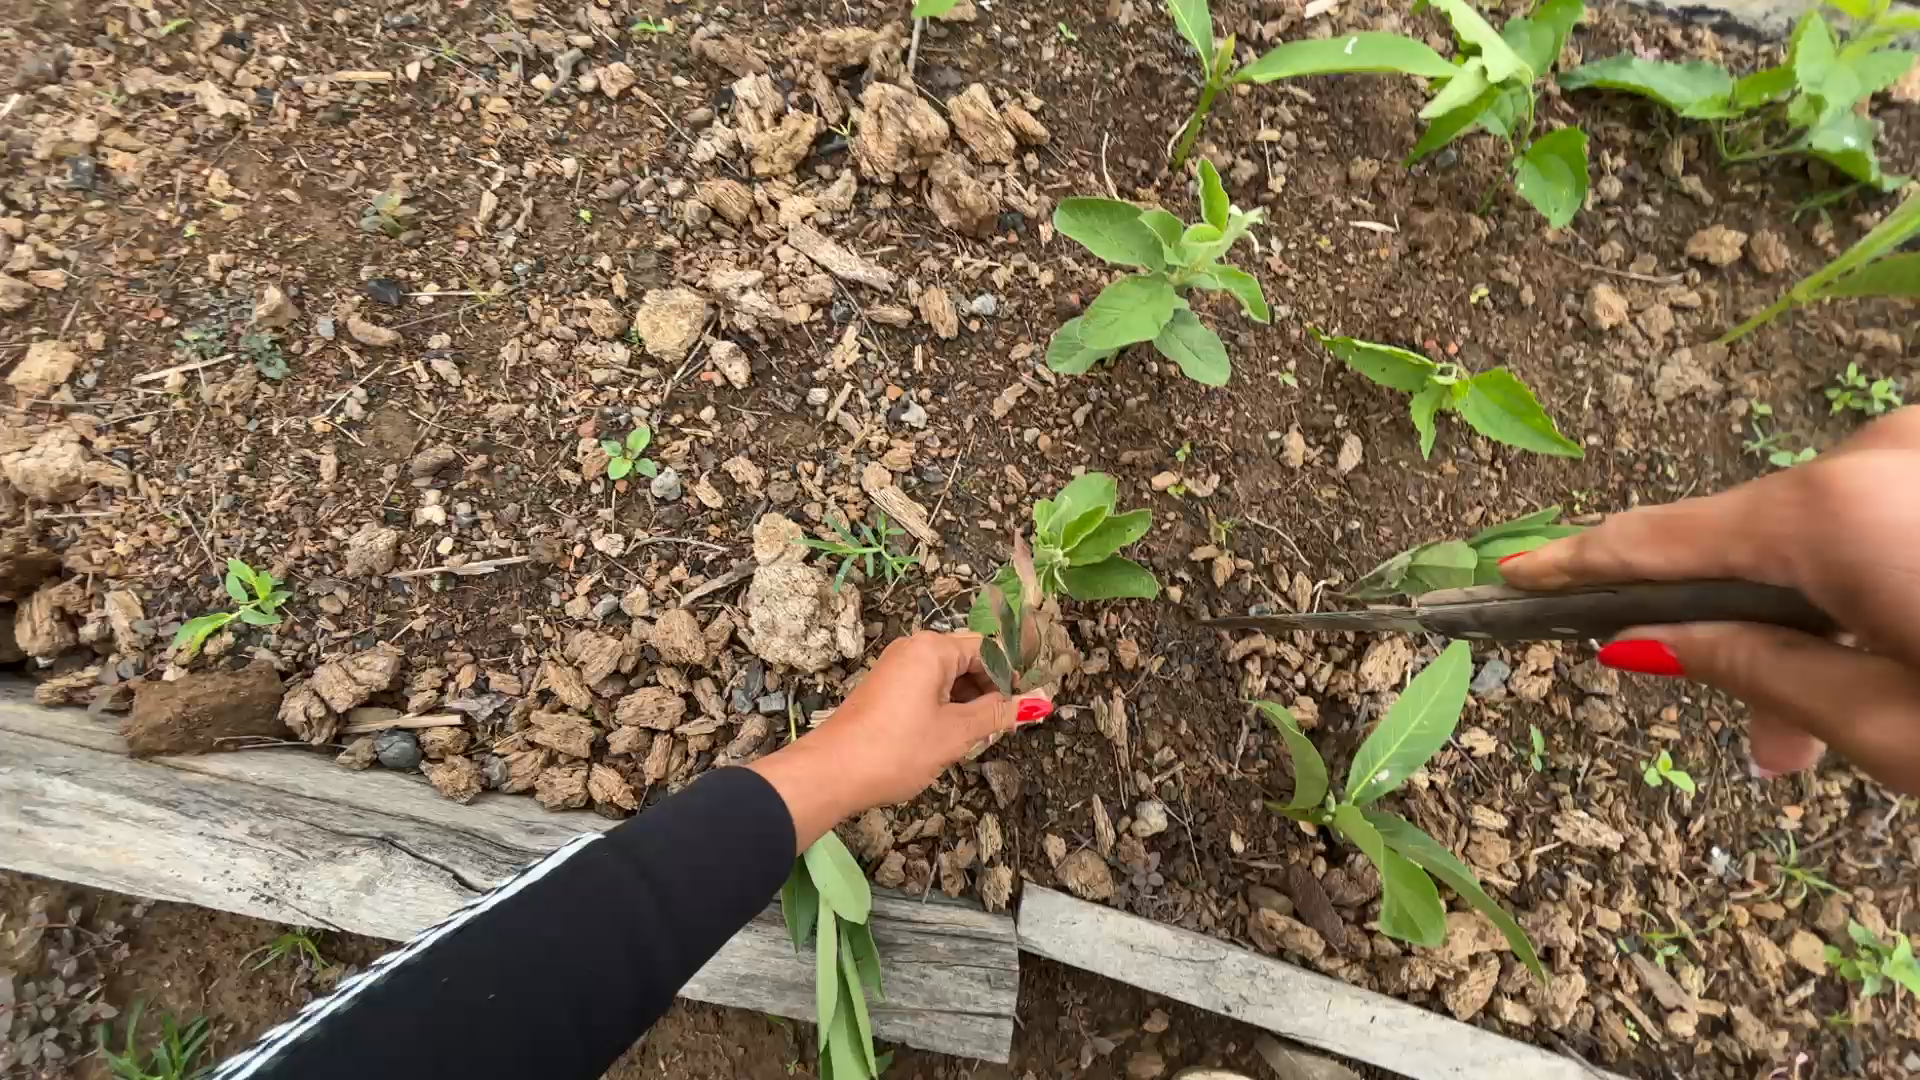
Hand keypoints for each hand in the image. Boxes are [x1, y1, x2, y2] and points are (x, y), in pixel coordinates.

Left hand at [747, 631, 1051, 852]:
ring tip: (975, 736)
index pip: (988, 648)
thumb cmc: (897, 750)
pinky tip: (948, 736)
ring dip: (967, 701)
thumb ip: (998, 714)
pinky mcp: (885, 687)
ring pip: (947, 675)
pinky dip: (944, 705)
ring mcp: (896, 667)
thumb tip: (1038, 702)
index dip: (1010, 676)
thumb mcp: (956, 734)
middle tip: (1000, 726)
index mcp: (932, 649)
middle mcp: (913, 648)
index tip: (1023, 706)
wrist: (831, 772)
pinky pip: (927, 686)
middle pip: (967, 659)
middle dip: (988, 689)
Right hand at [1499, 407, 1919, 793]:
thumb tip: (1638, 643)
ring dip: (1812, 621)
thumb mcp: (1894, 729)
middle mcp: (1884, 454)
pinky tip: (1891, 651)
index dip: (1569, 564)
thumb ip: (1750, 668)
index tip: (1510, 572)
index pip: (1649, 541)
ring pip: (1825, 540)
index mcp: (1834, 511)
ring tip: (1831, 729)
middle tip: (1762, 740)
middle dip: (1735, 632)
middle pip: (1749, 547)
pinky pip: (1888, 523)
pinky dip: (1875, 587)